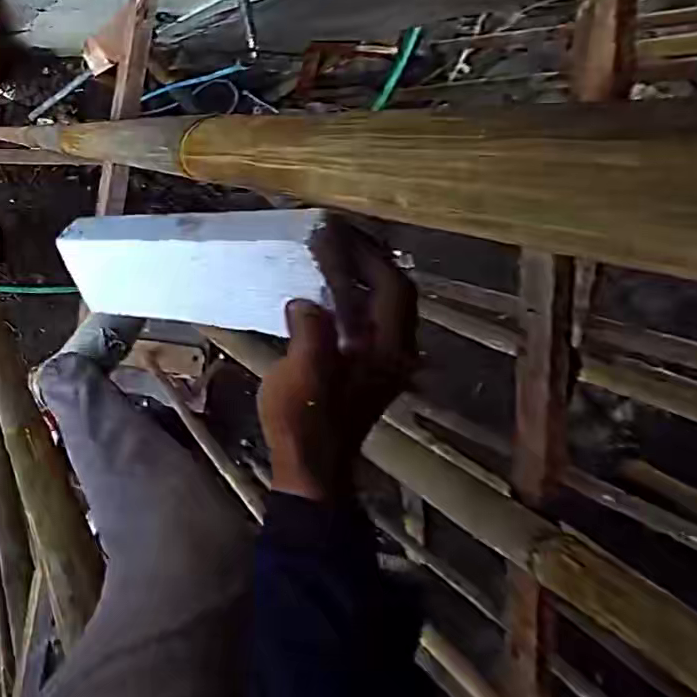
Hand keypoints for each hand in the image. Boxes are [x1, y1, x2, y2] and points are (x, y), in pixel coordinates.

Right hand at [257, 222, 416, 501]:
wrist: (309, 465)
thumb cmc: (306, 420)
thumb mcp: (303, 375)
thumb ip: (311, 335)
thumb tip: (305, 303)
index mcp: (386, 351)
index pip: (393, 290)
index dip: (371, 257)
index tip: (342, 231)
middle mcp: (392, 353)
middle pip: (393, 295)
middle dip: (368, 261)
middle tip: (335, 235)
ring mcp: (377, 362)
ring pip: (378, 307)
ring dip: (356, 277)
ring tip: (326, 254)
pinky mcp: (358, 368)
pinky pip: (359, 320)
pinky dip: (344, 297)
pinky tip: (318, 291)